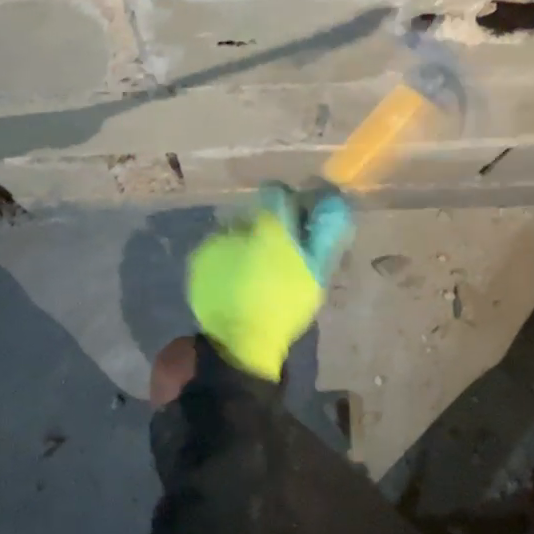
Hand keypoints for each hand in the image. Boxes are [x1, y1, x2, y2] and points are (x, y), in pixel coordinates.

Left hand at [185, 183, 354, 380]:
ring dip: (243, 241)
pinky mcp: (198, 258)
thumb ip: (326, 234)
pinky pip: (216, 247)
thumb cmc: (285, 306)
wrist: (243, 341)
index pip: (276, 192)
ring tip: (253, 271)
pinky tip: (235, 279)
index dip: (287, 205)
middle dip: (264, 226)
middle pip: (254, 211)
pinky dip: (226, 257)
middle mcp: (237, 226)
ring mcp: (213, 242)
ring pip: (233, 228)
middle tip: (274, 255)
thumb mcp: (316, 273)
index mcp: (269, 227)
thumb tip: (335, 201)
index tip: (293, 224)